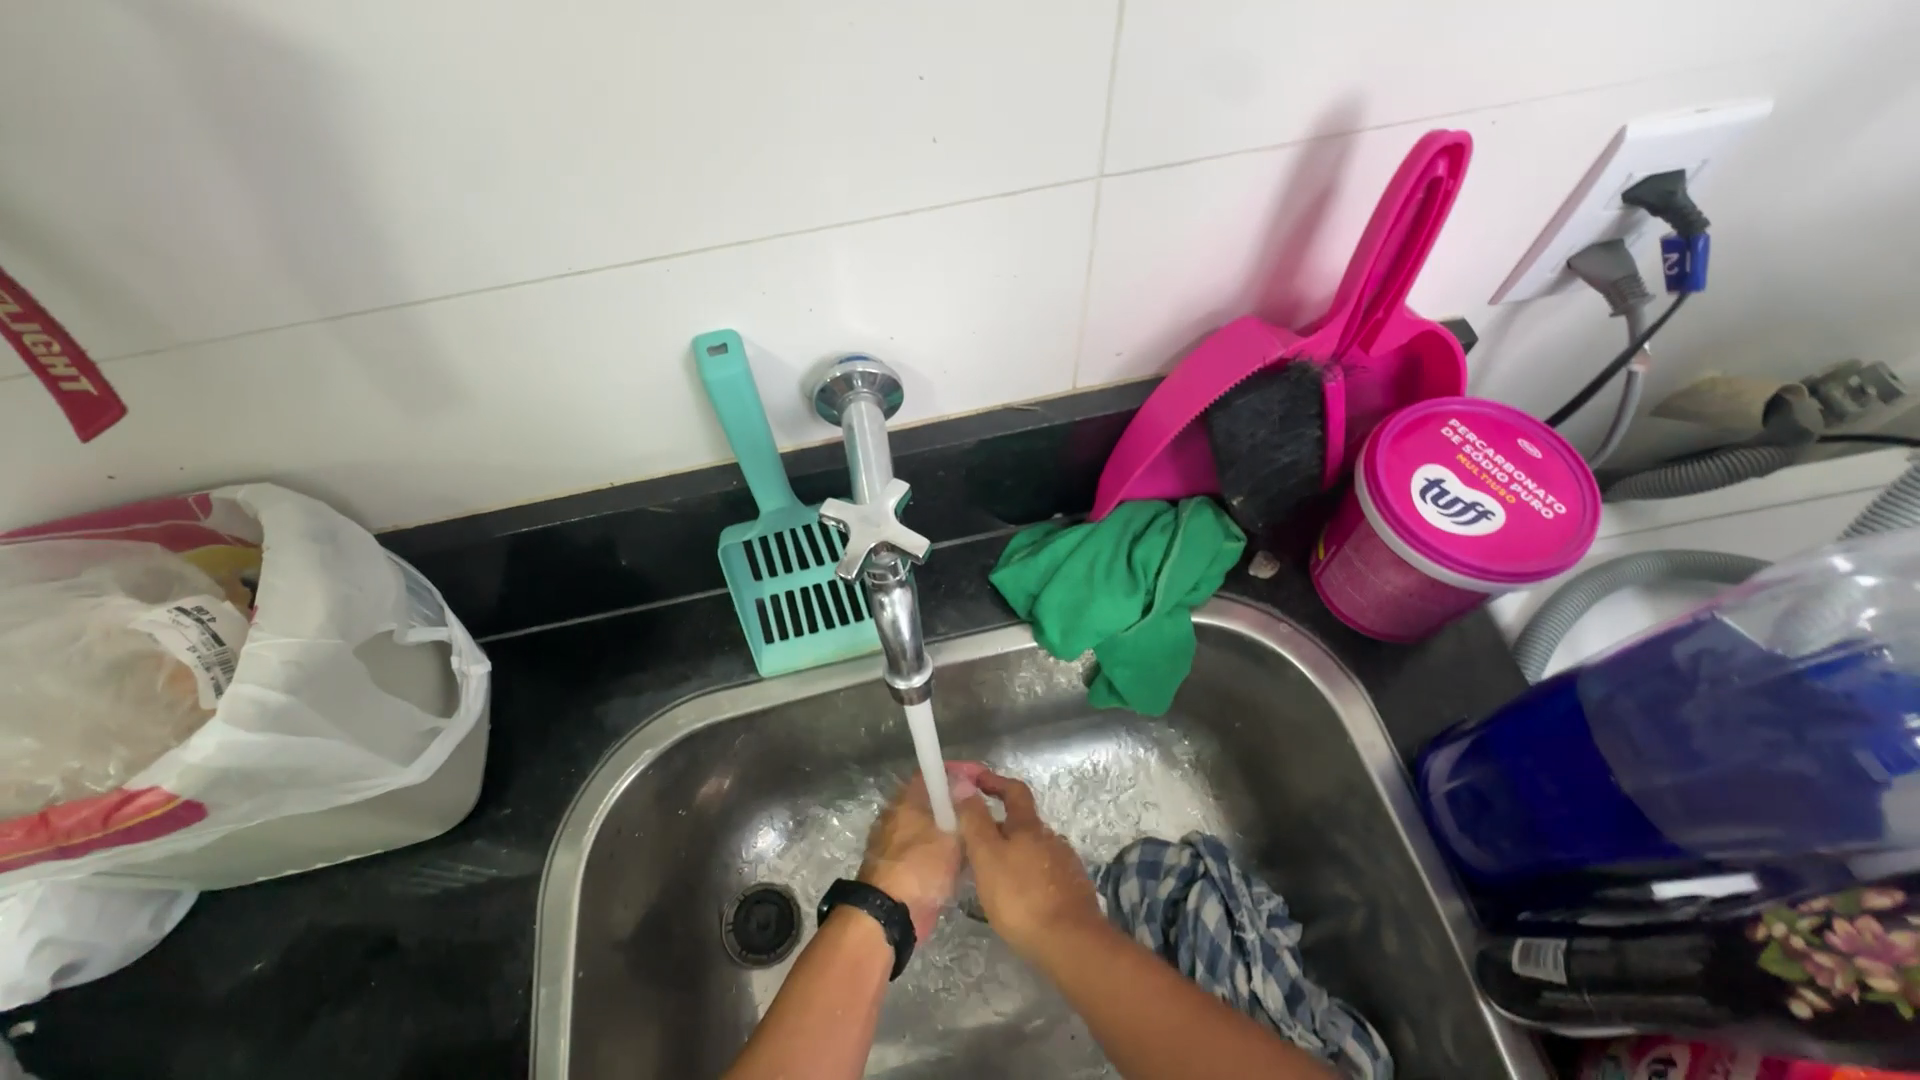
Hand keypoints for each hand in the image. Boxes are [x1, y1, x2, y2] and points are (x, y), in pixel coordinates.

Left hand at [857, 765, 973, 939]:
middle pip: (933, 800)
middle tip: (987, 808)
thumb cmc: (919, 868)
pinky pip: (930, 850)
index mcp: (906, 801)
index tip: (980, 776)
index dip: (958, 771)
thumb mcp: (948, 835)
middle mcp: (899, 817)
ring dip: (954, 830)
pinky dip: (947, 852)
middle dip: (959, 802)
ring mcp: (898, 844)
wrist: (889, 916)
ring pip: (933, 827)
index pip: (932, 773)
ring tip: (983, 833)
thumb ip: (960, 808)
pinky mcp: (903, 868)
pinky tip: (967, 859)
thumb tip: (965, 781)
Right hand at [956, 770, 1106, 960]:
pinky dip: (1026, 876)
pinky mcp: (1072, 890)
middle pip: (1022, 823)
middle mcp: (1051, 838)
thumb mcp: (988, 856)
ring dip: (1012, 854)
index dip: (994, 781)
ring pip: (1032, 850)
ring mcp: (1065, 864)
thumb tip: (964, 785)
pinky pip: (1043, 873)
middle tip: (973, 843)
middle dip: (998, 826)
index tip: (975, 781)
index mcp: (1029, 826)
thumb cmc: (1021, 897)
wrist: (1071, 942)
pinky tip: (1016, 896)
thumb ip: (975, 821)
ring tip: (990, 875)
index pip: (1014, 790)